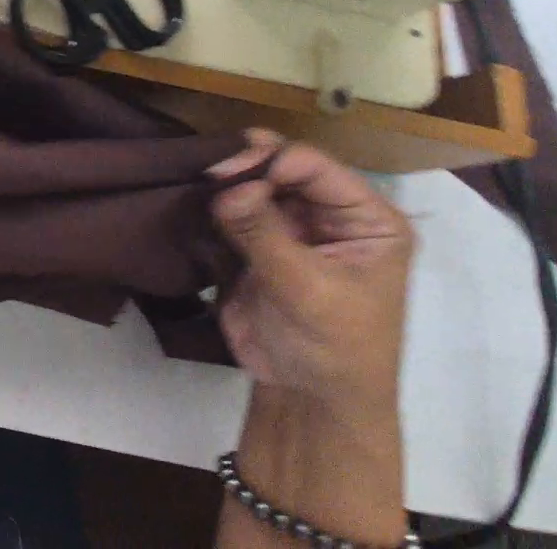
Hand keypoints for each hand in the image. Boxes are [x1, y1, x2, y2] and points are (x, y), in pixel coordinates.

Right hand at [206, 131, 414, 406]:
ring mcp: (291, 227)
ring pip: (252, 183)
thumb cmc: (332, 345)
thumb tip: (229, 185)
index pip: (314, 167)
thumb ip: (265, 233)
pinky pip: (230, 208)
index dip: (271, 163)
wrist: (305, 394)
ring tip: (192, 182)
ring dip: (222, 181)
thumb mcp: (305, 289)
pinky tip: (189, 199)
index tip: (225, 177)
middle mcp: (330, 214)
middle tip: (205, 173)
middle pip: (281, 167)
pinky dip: (209, 201)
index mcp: (367, 219)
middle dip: (243, 165)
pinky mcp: (255, 242)